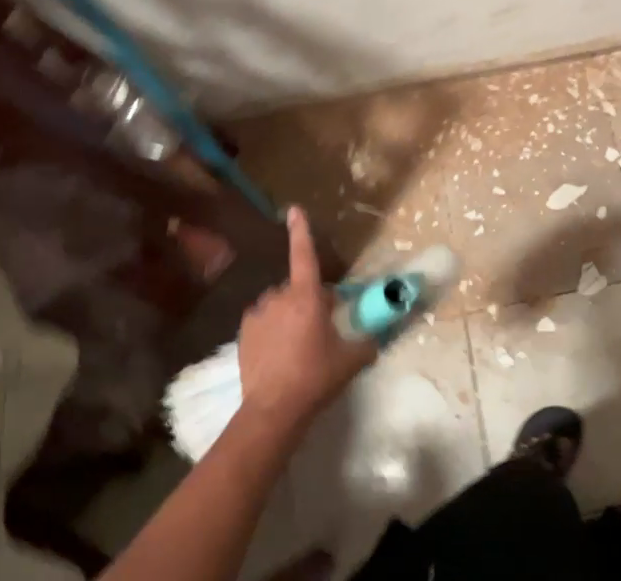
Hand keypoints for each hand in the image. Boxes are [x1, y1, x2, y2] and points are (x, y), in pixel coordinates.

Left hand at [237, 207, 378, 429]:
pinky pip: (263, 321)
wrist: (274, 410)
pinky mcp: (244, 334)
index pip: (305, 256)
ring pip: (278, 305)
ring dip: (288, 315)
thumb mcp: (352, 359)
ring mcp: (258, 315)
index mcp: (307, 297)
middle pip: (297, 287)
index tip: (294, 210)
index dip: (301, 231)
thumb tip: (377, 337)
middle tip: (321, 327)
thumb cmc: (317, 377)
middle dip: (309, 299)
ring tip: (297, 345)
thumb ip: (367, 342)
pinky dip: (272, 329)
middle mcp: (279, 298)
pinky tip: (278, 353)